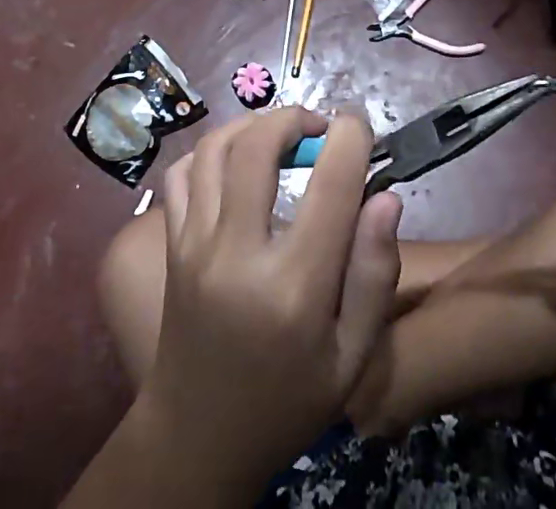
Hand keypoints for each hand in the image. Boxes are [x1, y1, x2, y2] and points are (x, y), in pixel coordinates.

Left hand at [137, 109, 402, 489]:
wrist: (198, 436)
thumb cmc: (288, 400)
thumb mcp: (352, 356)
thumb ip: (375, 275)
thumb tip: (386, 198)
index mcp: (295, 285)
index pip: (329, 185)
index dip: (349, 138)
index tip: (359, 124)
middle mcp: (236, 253)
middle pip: (256, 148)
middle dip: (293, 118)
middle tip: (319, 128)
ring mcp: (193, 245)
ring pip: (213, 150)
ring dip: (251, 126)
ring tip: (280, 135)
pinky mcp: (169, 246)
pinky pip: (180, 175)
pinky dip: (209, 151)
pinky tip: (234, 161)